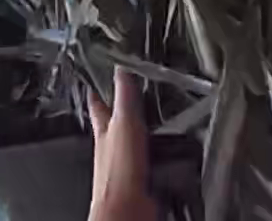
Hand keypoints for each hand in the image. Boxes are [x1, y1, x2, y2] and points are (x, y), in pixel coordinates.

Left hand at [88, 67, 154, 220]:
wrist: (127, 212)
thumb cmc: (118, 170)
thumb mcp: (123, 121)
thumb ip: (124, 94)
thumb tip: (121, 65)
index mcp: (104, 129)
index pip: (98, 104)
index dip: (98, 91)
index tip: (98, 78)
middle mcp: (113, 145)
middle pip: (116, 121)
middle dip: (124, 109)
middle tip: (137, 92)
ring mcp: (127, 163)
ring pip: (136, 138)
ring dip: (148, 129)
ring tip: (163, 114)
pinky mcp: (144, 177)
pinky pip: (154, 157)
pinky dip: (163, 150)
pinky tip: (173, 146)